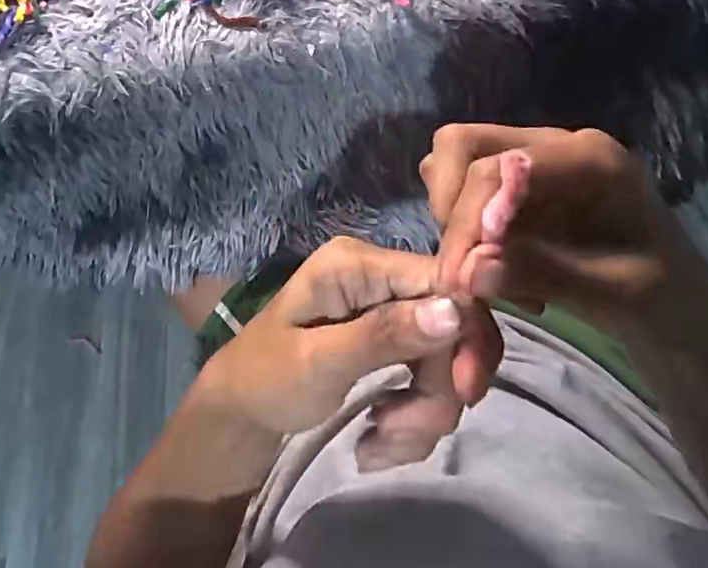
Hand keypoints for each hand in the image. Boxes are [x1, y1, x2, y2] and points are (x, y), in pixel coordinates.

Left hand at [191, 236, 465, 437]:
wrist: (241, 412)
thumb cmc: (266, 379)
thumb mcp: (319, 362)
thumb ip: (383, 334)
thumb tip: (454, 311)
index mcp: (356, 264)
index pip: (442, 279)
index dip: (466, 332)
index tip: (462, 391)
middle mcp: (377, 274)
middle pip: (450, 322)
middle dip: (438, 386)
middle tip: (404, 432)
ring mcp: (384, 305)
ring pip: (445, 356)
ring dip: (424, 411)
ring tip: (381, 442)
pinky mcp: (389, 336)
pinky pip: (429, 374)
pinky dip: (415, 415)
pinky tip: (381, 437)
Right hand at [425, 124, 684, 334]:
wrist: (680, 313)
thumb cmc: (665, 301)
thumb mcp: (616, 294)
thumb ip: (541, 273)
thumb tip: (467, 271)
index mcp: (587, 157)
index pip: (499, 167)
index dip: (471, 215)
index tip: (462, 276)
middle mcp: (549, 145)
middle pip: (461, 145)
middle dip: (449, 207)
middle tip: (461, 271)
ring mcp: (528, 162)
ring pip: (452, 164)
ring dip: (452, 219)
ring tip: (484, 274)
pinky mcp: (513, 187)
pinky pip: (461, 192)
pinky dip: (461, 232)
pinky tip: (495, 272)